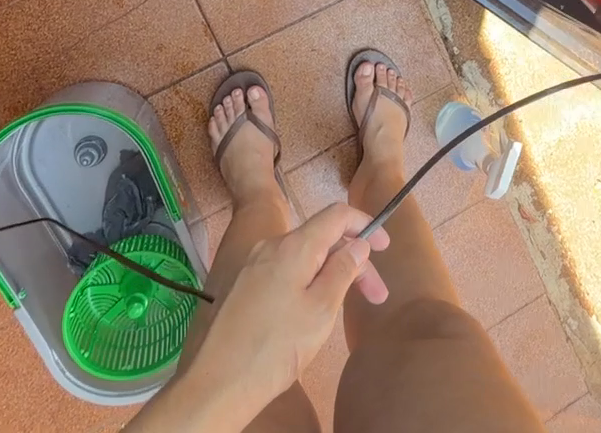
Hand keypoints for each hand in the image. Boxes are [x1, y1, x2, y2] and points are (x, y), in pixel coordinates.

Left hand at [171, 204, 389, 426]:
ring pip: (303, 257)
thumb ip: (343, 270)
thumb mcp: (320, 310)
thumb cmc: (275, 347)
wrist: (215, 385)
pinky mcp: (243, 286)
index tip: (385, 247)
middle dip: (353, 261)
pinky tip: (312, 311)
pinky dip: (307, 282)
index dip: (365, 224)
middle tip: (376, 297)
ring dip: (330, 274)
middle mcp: (271, 246)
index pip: (337, 215)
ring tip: (344, 308)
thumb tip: (358, 243)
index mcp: (293, 246)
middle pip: (322, 239)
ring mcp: (253, 265)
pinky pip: (284, 271)